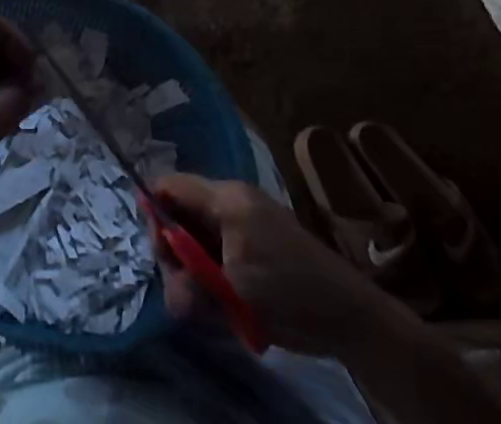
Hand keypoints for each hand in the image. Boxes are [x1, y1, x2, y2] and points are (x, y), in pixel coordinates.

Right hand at [152, 173, 395, 357]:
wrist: (347, 314)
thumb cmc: (288, 292)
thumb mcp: (231, 291)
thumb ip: (188, 284)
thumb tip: (169, 285)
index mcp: (226, 198)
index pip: (171, 186)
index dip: (153, 212)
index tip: (160, 254)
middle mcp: (232, 202)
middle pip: (180, 215)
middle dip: (176, 255)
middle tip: (191, 290)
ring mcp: (244, 223)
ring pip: (196, 240)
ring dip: (195, 274)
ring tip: (214, 304)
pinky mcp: (253, 245)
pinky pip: (215, 253)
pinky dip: (212, 278)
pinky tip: (227, 304)